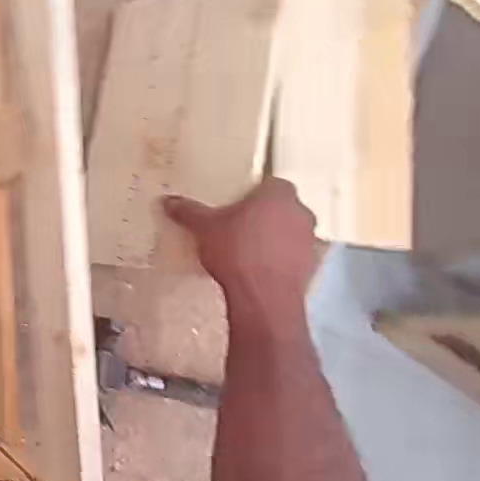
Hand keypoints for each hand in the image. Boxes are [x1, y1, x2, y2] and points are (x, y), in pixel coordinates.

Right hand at [164, 178, 318, 314]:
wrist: (263, 298)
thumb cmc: (237, 252)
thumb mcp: (204, 229)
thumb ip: (188, 212)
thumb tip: (168, 201)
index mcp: (278, 193)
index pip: (269, 183)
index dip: (253, 193)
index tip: (236, 204)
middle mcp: (300, 212)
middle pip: (281, 207)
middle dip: (263, 215)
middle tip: (239, 226)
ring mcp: (310, 241)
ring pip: (289, 232)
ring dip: (273, 238)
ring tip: (246, 251)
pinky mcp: (311, 267)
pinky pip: (293, 257)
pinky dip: (279, 261)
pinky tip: (257, 271)